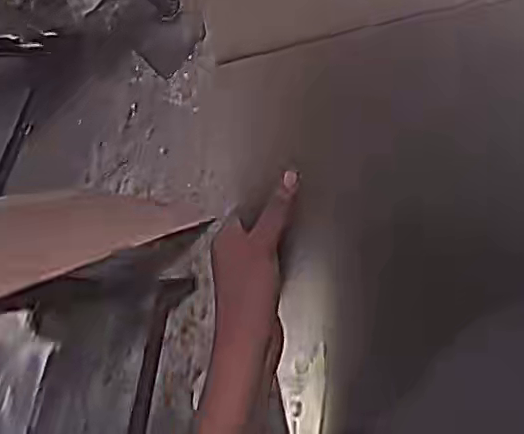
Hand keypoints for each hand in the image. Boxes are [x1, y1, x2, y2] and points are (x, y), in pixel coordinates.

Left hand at [210, 170, 297, 345]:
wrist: (251, 344)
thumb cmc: (247, 297)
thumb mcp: (264, 244)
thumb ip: (277, 210)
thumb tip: (288, 178)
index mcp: (225, 237)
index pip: (245, 205)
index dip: (264, 194)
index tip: (284, 182)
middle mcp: (232, 252)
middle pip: (256, 223)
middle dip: (274, 213)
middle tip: (295, 197)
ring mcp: (245, 271)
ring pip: (266, 242)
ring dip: (280, 234)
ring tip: (298, 218)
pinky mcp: (259, 287)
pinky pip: (274, 260)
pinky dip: (284, 253)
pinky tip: (295, 249)